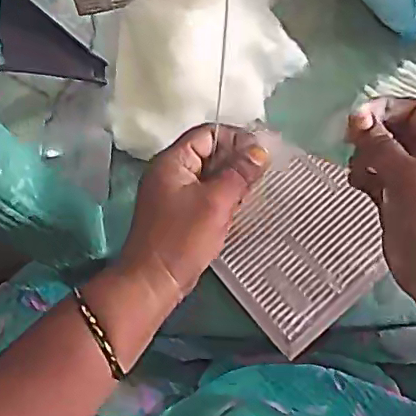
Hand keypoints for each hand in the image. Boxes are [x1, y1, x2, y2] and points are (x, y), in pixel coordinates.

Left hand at [117, 124, 270, 301]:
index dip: (236, 138)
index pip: (207, 134)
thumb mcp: (216, 202)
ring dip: (231, 180)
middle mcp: (169, 172)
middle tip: (262, 174)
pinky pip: (205, 194)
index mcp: (171, 161)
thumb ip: (239, 173)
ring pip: (209, 175)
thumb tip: (260, 150)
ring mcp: (172, 193)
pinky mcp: (178, 212)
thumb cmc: (181, 238)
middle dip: (236, 160)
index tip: (262, 152)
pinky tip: (238, 207)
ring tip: (253, 191)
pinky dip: (222, 196)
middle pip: (208, 153)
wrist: (153, 281)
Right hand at [345, 98, 415, 298]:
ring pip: (380, 155)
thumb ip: (381, 145)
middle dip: (370, 133)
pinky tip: (357, 183)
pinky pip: (376, 179)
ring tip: (358, 171)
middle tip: (350, 144)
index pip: (412, 111)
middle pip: (393, 132)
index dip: (383, 110)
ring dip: (364, 157)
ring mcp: (413, 183)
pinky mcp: (397, 203)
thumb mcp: (411, 176)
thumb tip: (358, 116)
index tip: (355, 119)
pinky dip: (364, 177)